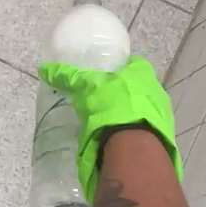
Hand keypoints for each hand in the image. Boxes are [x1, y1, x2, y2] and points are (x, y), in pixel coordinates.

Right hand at [38, 56, 180, 198]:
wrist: (132, 142)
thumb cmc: (112, 104)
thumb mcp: (85, 87)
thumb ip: (68, 76)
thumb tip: (44, 69)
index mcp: (142, 72)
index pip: (132, 63)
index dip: (119, 67)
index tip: (105, 74)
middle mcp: (156, 89)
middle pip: (137, 87)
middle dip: (122, 92)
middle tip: (102, 99)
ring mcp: (161, 114)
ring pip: (142, 108)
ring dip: (128, 113)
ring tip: (107, 120)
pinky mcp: (160, 135)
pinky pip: (143, 129)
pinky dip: (131, 131)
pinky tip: (117, 136)